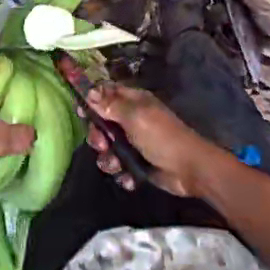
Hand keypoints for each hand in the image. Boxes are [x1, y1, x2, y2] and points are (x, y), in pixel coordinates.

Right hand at [85, 84, 225, 197]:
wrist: (189, 170)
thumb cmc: (162, 137)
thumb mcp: (135, 117)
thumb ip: (110, 105)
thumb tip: (89, 91)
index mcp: (133, 102)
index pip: (105, 93)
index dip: (91, 101)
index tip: (80, 112)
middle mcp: (131, 119)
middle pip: (101, 123)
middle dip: (98, 136)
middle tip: (102, 145)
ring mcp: (133, 142)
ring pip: (107, 148)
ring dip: (108, 159)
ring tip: (117, 165)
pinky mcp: (136, 163)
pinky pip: (118, 166)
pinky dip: (121, 173)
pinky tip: (129, 177)